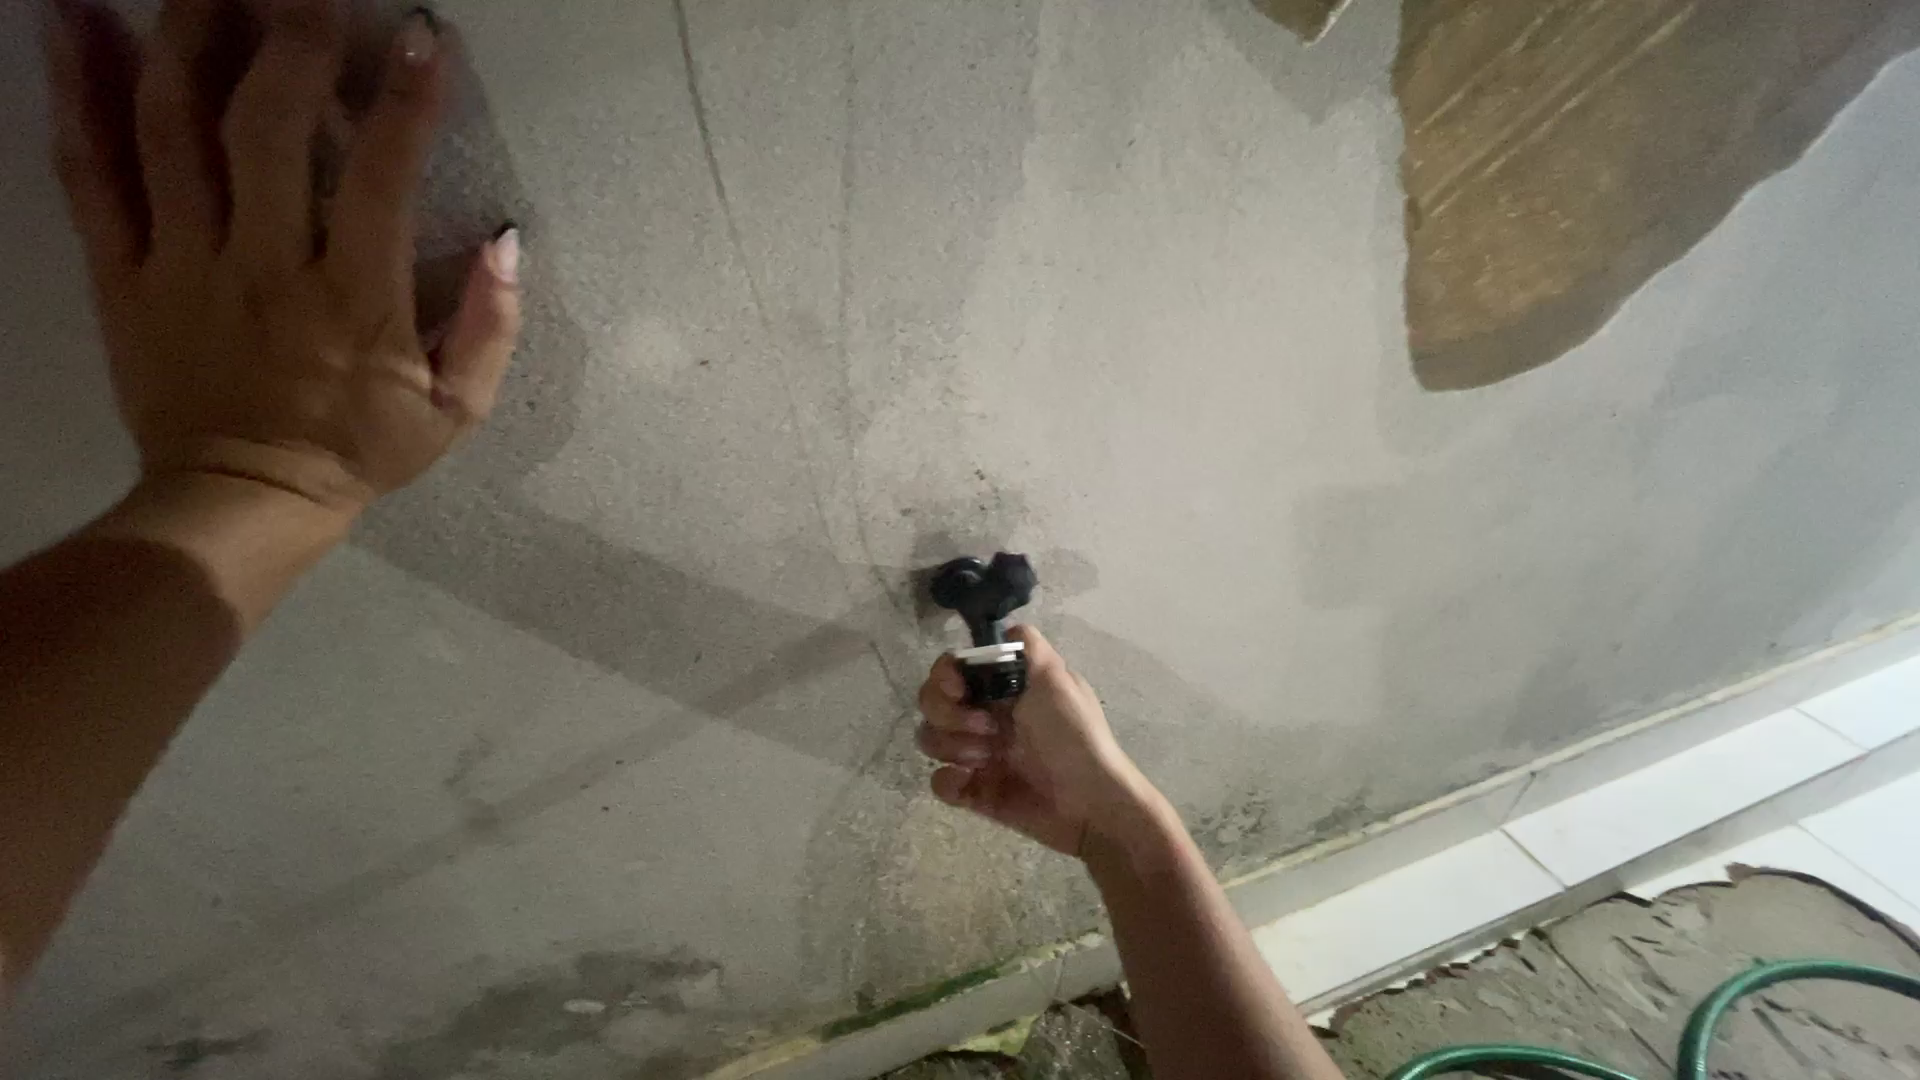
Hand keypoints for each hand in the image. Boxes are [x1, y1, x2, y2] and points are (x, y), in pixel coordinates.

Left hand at [45, 0, 521, 518]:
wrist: (248, 493)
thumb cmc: (367, 449)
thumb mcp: (460, 407)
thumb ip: (491, 328)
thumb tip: (507, 245)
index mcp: (357, 302)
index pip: (383, 181)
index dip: (406, 104)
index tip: (422, 43)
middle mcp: (268, 266)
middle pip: (270, 129)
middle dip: (296, 44)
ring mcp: (185, 262)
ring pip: (173, 128)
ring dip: (191, 40)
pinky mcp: (123, 269)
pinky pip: (91, 168)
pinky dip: (76, 88)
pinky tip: (72, 21)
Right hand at [916, 625, 1160, 857]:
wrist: (1090, 801)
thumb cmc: (1075, 736)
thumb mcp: (1058, 681)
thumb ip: (1031, 649)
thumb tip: (1008, 628)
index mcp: (1001, 689)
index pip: (951, 670)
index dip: (944, 676)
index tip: (959, 689)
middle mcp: (984, 716)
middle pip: (931, 702)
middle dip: (949, 713)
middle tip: (989, 728)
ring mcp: (977, 754)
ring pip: (930, 738)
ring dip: (953, 745)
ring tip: (988, 758)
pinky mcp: (975, 790)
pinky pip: (938, 782)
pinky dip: (948, 781)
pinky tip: (971, 782)